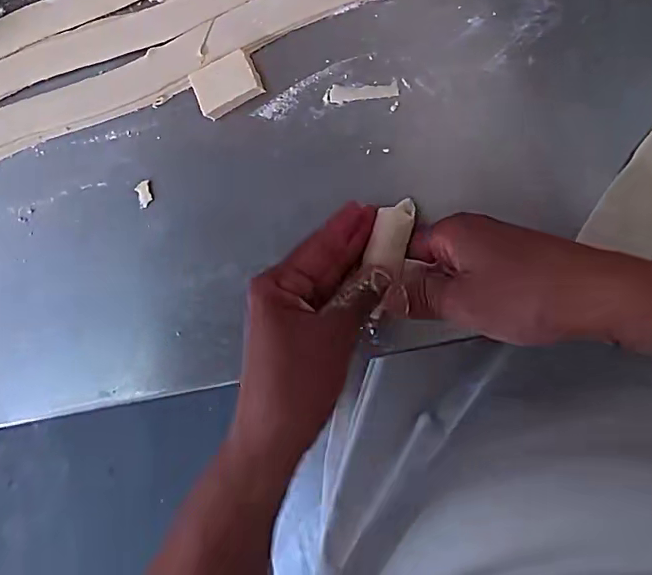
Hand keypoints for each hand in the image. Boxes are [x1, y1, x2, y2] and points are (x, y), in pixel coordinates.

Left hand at [228, 201, 380, 465]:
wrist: (271, 441)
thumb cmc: (296, 385)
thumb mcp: (333, 335)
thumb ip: (358, 297)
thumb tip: (380, 270)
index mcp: (276, 286)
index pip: (318, 248)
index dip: (345, 229)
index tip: (367, 209)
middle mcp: (278, 293)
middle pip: (321, 261)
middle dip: (351, 243)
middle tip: (380, 221)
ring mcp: (287, 313)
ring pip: (326, 281)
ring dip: (352, 266)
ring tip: (379, 243)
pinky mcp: (297, 332)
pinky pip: (326, 301)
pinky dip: (347, 291)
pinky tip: (367, 280)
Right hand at [396, 212, 637, 344]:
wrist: (593, 293)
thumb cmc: (524, 296)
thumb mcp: (461, 303)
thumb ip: (419, 296)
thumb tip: (383, 289)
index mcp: (452, 230)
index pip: (404, 245)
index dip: (389, 272)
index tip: (375, 302)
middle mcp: (471, 228)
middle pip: (428, 255)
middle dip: (418, 284)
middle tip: (406, 320)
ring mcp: (496, 242)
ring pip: (454, 266)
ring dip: (446, 290)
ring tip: (443, 320)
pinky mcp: (516, 259)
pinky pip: (477, 271)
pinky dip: (471, 291)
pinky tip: (480, 314)